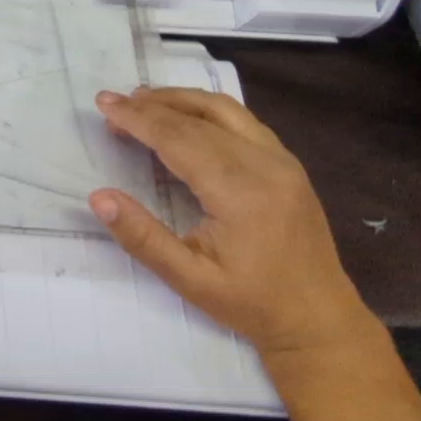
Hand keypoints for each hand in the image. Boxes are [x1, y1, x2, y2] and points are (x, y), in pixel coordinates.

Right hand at [88, 87, 381, 362]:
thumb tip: (99, 197)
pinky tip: (183, 117)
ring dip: (179, 100)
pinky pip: (243, 121)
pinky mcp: (289, 166)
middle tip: (111, 103)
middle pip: (198, 119)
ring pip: (225, 110)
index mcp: (241, 194)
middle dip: (150, 106)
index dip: (138, 119)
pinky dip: (205, 109)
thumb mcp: (188, 279)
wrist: (321, 321)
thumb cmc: (251, 303)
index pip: (179, 138)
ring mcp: (283, 163)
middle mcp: (266, 167)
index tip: (104, 104)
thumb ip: (142, 237)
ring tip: (141, 101)